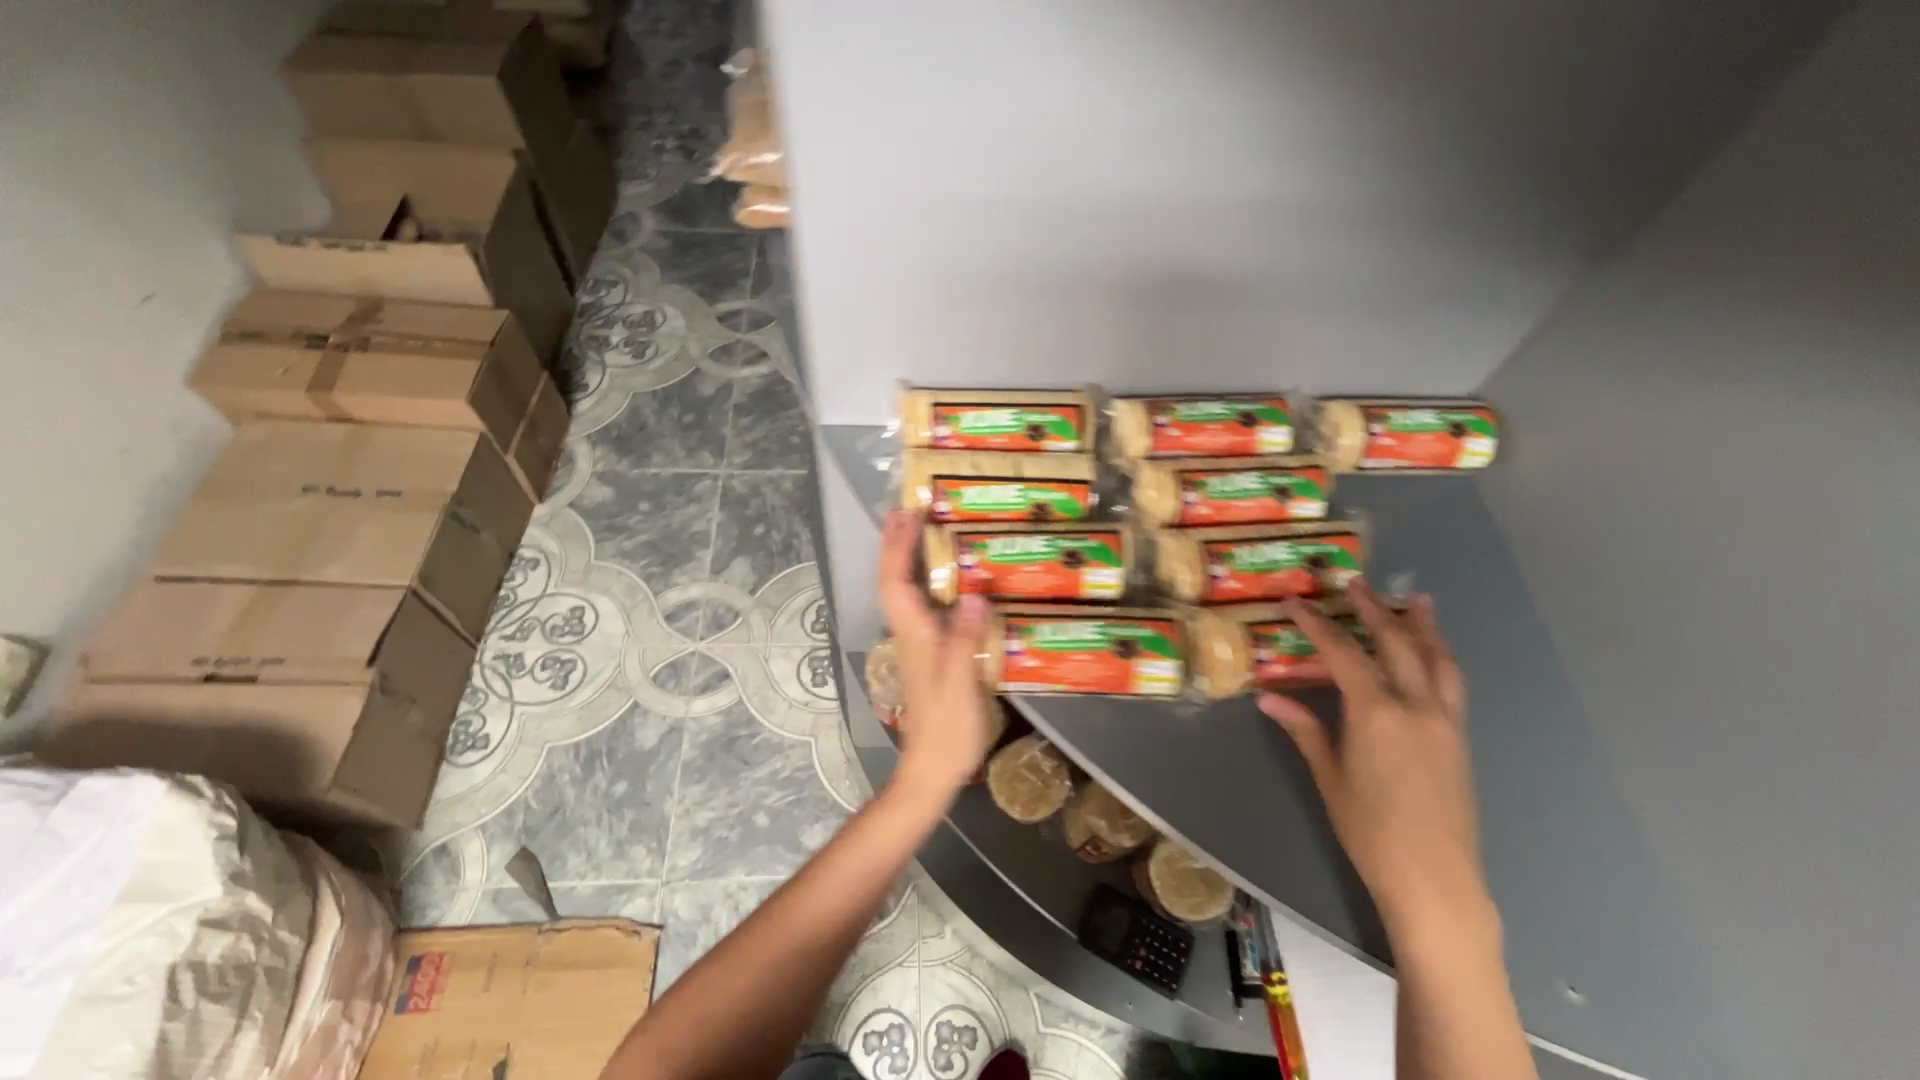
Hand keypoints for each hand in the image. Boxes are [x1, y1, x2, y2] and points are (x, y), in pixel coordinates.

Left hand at [878, 511, 996, 798]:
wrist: (932, 768)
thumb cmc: (947, 728)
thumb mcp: (961, 683)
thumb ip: (965, 639)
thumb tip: (973, 594)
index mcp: (914, 636)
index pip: (896, 583)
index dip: (898, 547)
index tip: (907, 514)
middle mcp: (910, 635)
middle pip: (894, 582)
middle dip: (897, 545)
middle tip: (910, 510)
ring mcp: (918, 647)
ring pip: (906, 594)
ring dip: (910, 561)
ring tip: (927, 534)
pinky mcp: (930, 658)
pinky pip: (923, 610)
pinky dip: (929, 586)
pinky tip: (953, 584)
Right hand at [1258, 581, 1492, 937]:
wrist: (1434, 877)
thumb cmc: (1370, 830)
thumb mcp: (1329, 778)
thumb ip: (1305, 730)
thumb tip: (1269, 697)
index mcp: (1376, 712)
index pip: (1343, 653)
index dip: (1317, 623)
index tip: (1297, 601)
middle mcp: (1416, 705)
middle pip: (1395, 642)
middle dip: (1373, 609)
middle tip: (1355, 583)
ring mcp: (1445, 719)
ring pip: (1437, 657)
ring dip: (1422, 625)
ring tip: (1416, 599)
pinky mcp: (1460, 737)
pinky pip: (1452, 681)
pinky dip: (1441, 656)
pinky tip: (1435, 653)